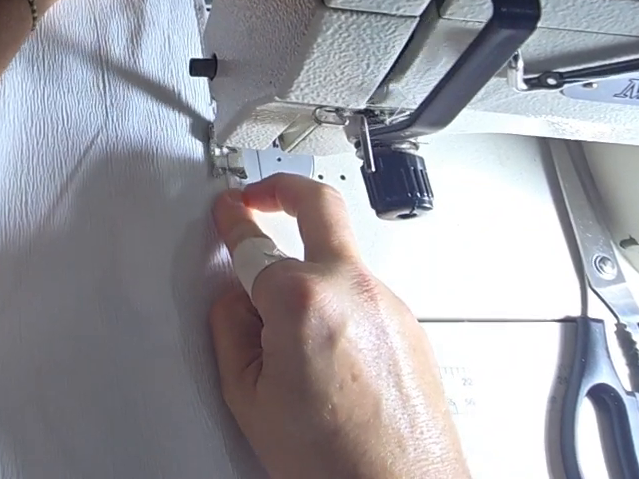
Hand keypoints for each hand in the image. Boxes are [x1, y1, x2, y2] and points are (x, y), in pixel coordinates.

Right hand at [210, 175, 469, 478]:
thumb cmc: (335, 466)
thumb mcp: (249, 398)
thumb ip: (231, 330)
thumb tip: (234, 298)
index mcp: (302, 299)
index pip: (255, 242)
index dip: (233, 220)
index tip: (228, 210)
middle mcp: (351, 287)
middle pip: (319, 204)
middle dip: (283, 188)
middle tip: (261, 194)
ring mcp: (388, 303)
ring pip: (341, 256)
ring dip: (312, 262)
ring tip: (290, 319)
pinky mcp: (409, 325)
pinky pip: (361, 293)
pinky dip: (336, 301)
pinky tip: (325, 347)